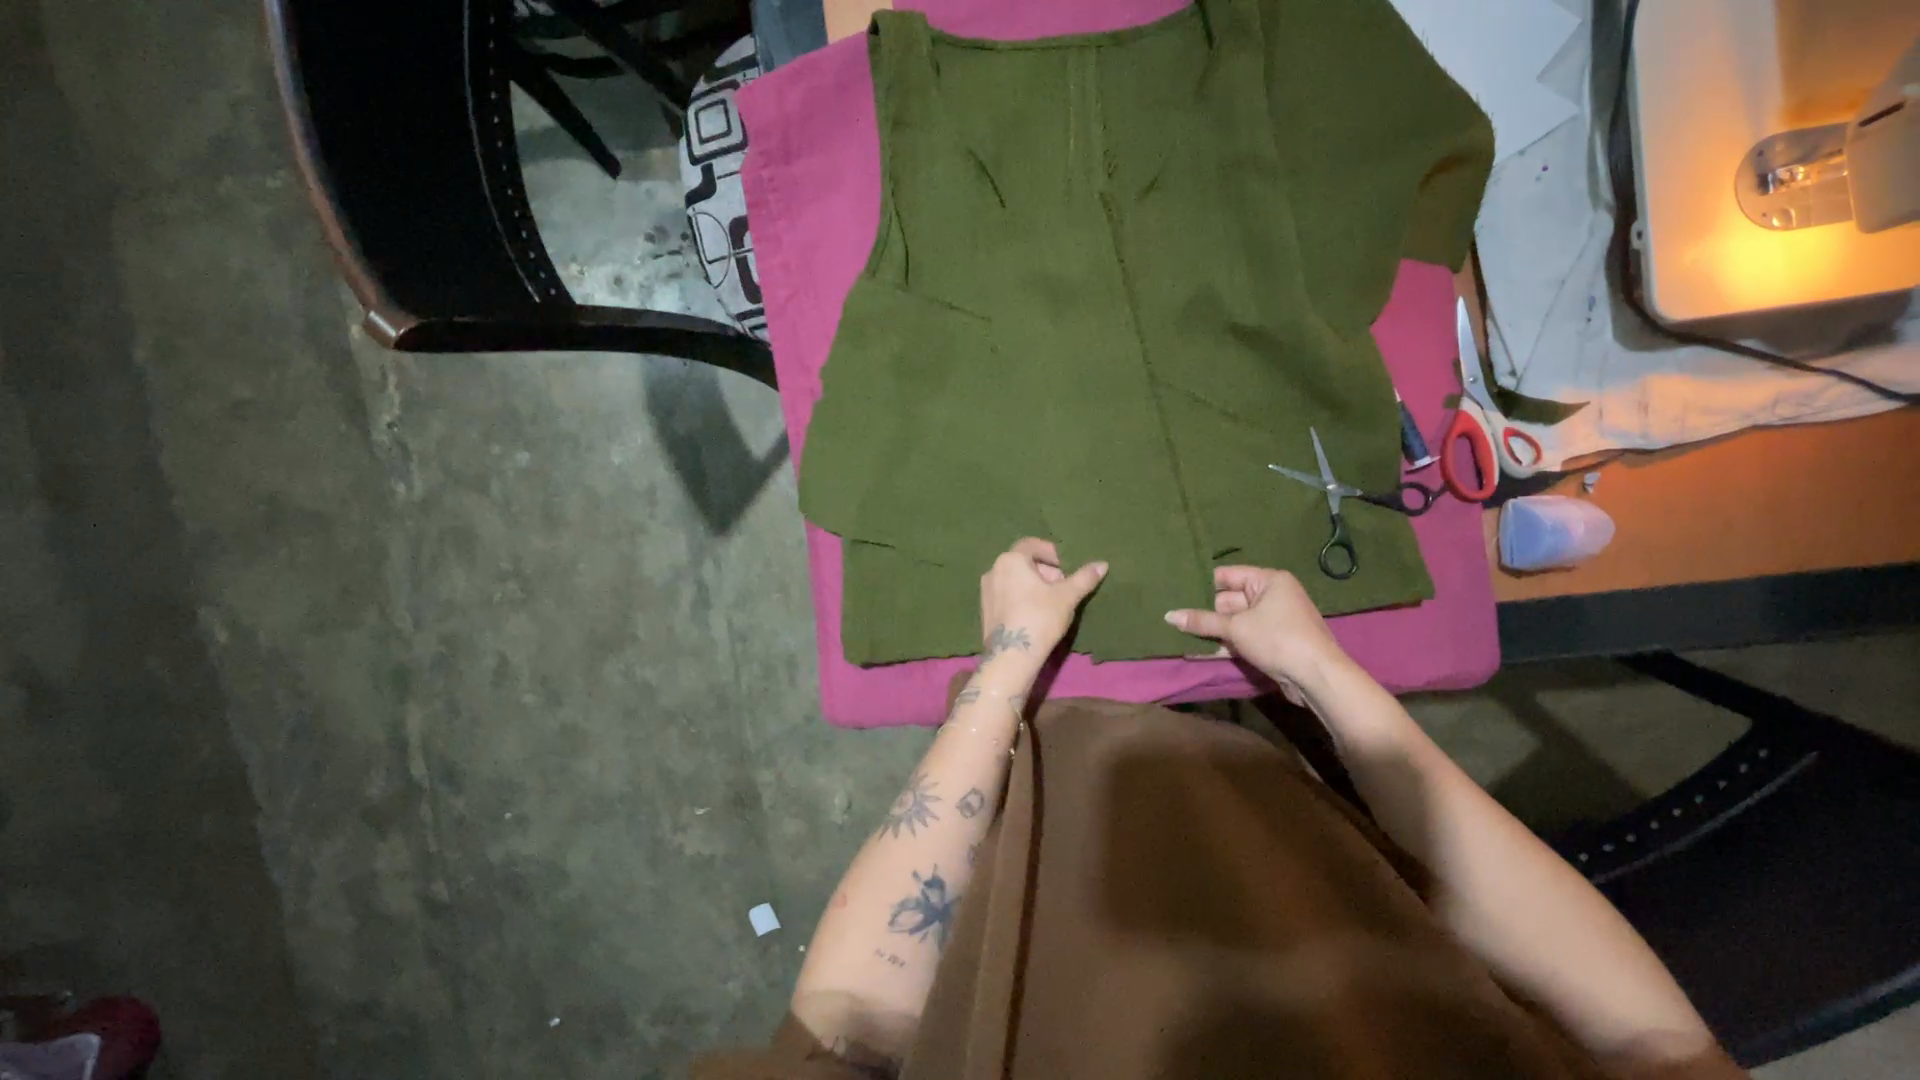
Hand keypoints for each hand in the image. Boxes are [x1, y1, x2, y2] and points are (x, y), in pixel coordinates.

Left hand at [978, 538, 1106, 665]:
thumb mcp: (1067, 596)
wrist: (1012, 655)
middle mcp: (993, 570)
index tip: (1066, 567)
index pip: (1031, 544)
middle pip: (1023, 562)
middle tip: (1062, 587)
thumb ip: (1084, 578)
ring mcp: (985, 591)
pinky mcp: (985, 610)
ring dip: (1033, 585)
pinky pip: (1006, 594)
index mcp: (1010, 560)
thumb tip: (1102, 564)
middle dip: (1045, 571)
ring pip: (1014, 579)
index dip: (1051, 552)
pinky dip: (1021, 597)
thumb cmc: (1040, 617)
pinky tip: (1035, 614)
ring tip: (1051, 602)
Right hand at [1164, 566, 1346, 701]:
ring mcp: (1274, 620)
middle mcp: (1273, 595)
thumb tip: (1168, 615)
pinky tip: (1200, 651)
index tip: (1176, 591)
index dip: (1204, 585)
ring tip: (1180, 634)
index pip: (1228, 575)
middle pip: (1230, 599)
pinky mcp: (1273, 642)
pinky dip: (1226, 643)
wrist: (1317, 676)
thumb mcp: (1236, 628)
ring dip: (1214, 631)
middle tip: (1175, 617)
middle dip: (1206, 612)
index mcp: (1269, 580)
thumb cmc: (1278, 639)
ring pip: (1235, 621)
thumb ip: (1202, 621)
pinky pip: (1244, 637)